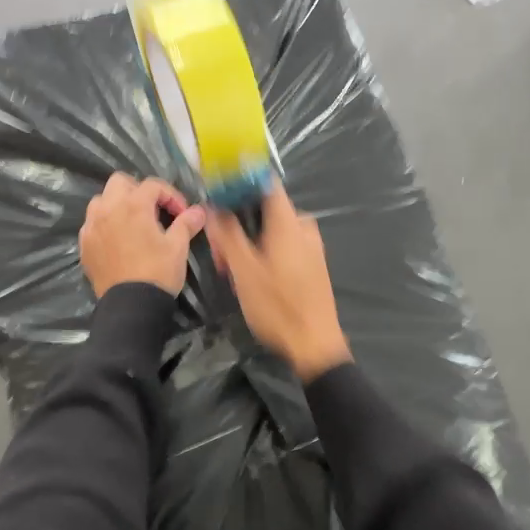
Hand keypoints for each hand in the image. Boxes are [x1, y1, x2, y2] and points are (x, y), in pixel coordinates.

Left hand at [80, 174, 206, 297]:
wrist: (131, 306)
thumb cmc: (158, 272)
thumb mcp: (178, 248)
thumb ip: (186, 224)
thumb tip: (198, 211)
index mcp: (134, 205)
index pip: (153, 186)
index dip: (171, 196)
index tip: (183, 214)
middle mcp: (108, 208)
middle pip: (120, 183)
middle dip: (139, 191)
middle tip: (154, 210)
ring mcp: (92, 226)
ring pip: (101, 200)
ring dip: (117, 204)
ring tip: (132, 222)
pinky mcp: (84, 244)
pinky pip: (92, 224)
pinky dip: (104, 224)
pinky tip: (116, 240)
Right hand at [205, 185, 352, 380]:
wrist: (315, 346)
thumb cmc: (277, 307)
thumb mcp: (244, 271)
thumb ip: (227, 235)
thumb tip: (214, 206)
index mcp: (288, 223)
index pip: (265, 183)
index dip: (241, 184)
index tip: (219, 197)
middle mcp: (304, 229)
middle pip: (265, 211)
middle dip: (238, 226)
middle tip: (221, 255)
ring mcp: (313, 248)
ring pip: (273, 233)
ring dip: (249, 245)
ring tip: (234, 274)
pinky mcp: (314, 267)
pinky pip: (285, 249)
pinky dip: (266, 256)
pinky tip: (254, 281)